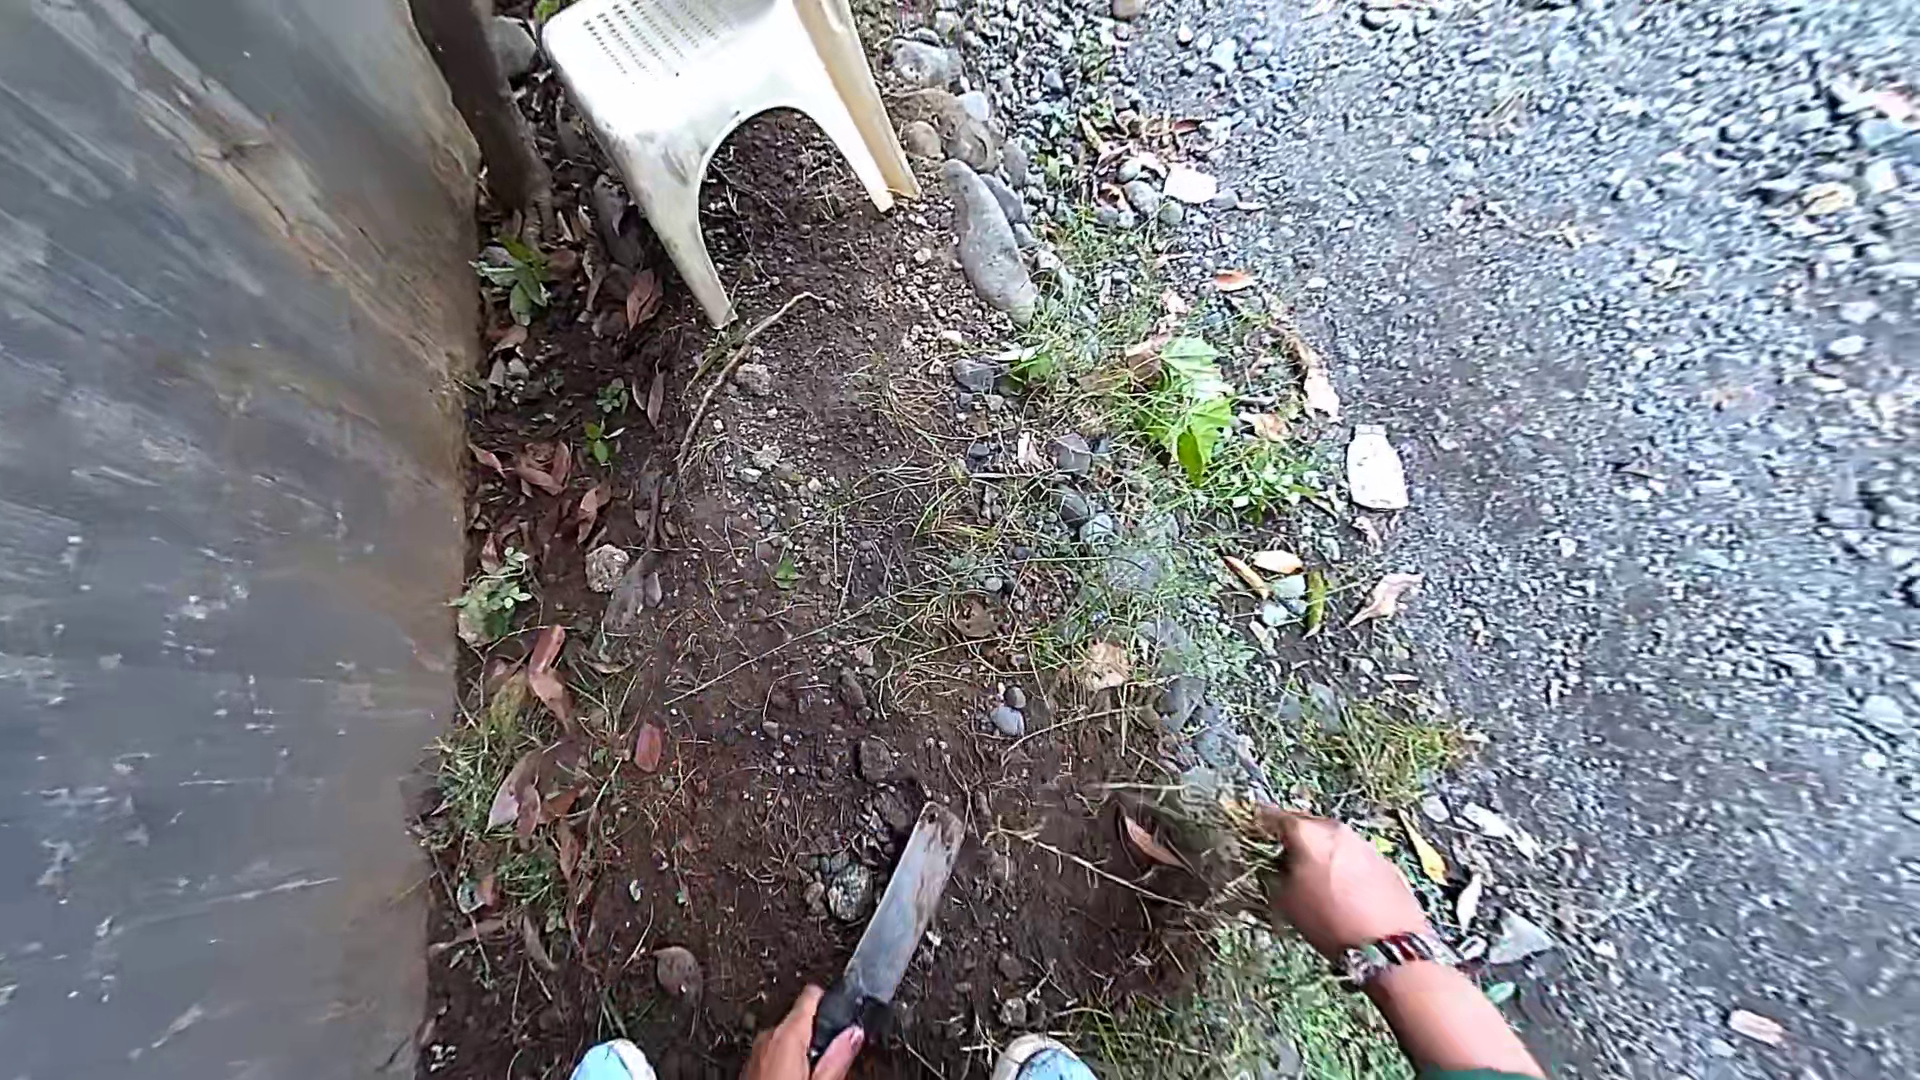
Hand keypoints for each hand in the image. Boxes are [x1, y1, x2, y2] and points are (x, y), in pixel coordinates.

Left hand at [741, 985, 862, 1079]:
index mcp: (787, 1035)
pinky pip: (773, 1056)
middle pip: (800, 1019)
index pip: (812, 994)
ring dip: (801, 1054)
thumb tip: (854, 1033)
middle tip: (828, 1064)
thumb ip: (838, 1057)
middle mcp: (768, 1038)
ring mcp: (755, 1055)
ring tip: (809, 1079)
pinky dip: (785, 1066)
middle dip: (817, 1037)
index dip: (830, 1003)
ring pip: (787, 1040)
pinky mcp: (748, 1071)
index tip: (842, 1019)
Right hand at [1258, 809, 1430, 958]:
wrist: (1393, 952)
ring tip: (1318, 876)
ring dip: (1321, 850)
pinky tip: (1347, 890)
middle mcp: (1335, 829)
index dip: (1258, 824)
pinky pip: (1356, 856)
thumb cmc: (1329, 921)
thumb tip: (1273, 864)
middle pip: (1305, 823)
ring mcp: (1364, 844)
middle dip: (1293, 837)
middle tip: (1284, 857)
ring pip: (1332, 839)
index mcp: (1306, 832)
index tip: (1253, 835)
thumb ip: (1273, 872)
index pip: (1271, 815)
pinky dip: (1345, 865)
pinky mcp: (1388, 863)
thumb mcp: (1285, 899)